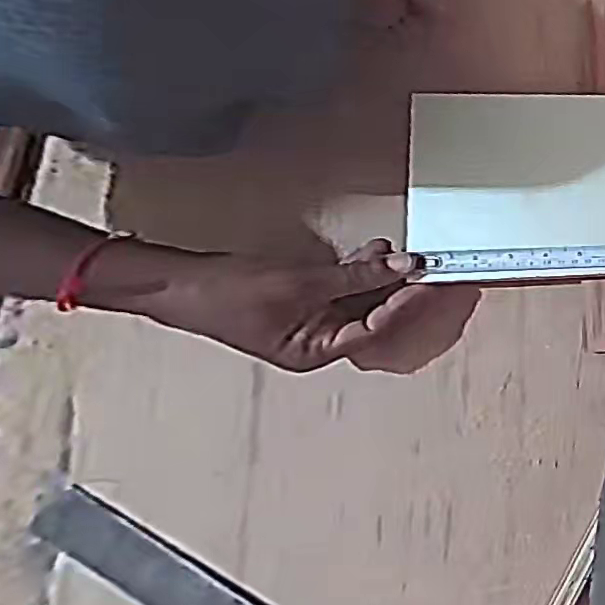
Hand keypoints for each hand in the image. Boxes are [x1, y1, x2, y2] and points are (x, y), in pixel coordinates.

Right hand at [130, 238, 478, 372]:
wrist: (173, 281)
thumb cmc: (225, 292)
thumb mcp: (300, 282)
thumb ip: (356, 275)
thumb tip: (403, 266)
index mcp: (317, 351)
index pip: (378, 331)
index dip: (406, 307)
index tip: (429, 285)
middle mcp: (323, 341)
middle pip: (379, 318)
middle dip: (404, 293)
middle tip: (431, 271)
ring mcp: (318, 321)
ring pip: (367, 300)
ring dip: (385, 276)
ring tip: (400, 254)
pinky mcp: (312, 300)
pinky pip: (349, 287)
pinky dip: (364, 270)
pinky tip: (377, 252)